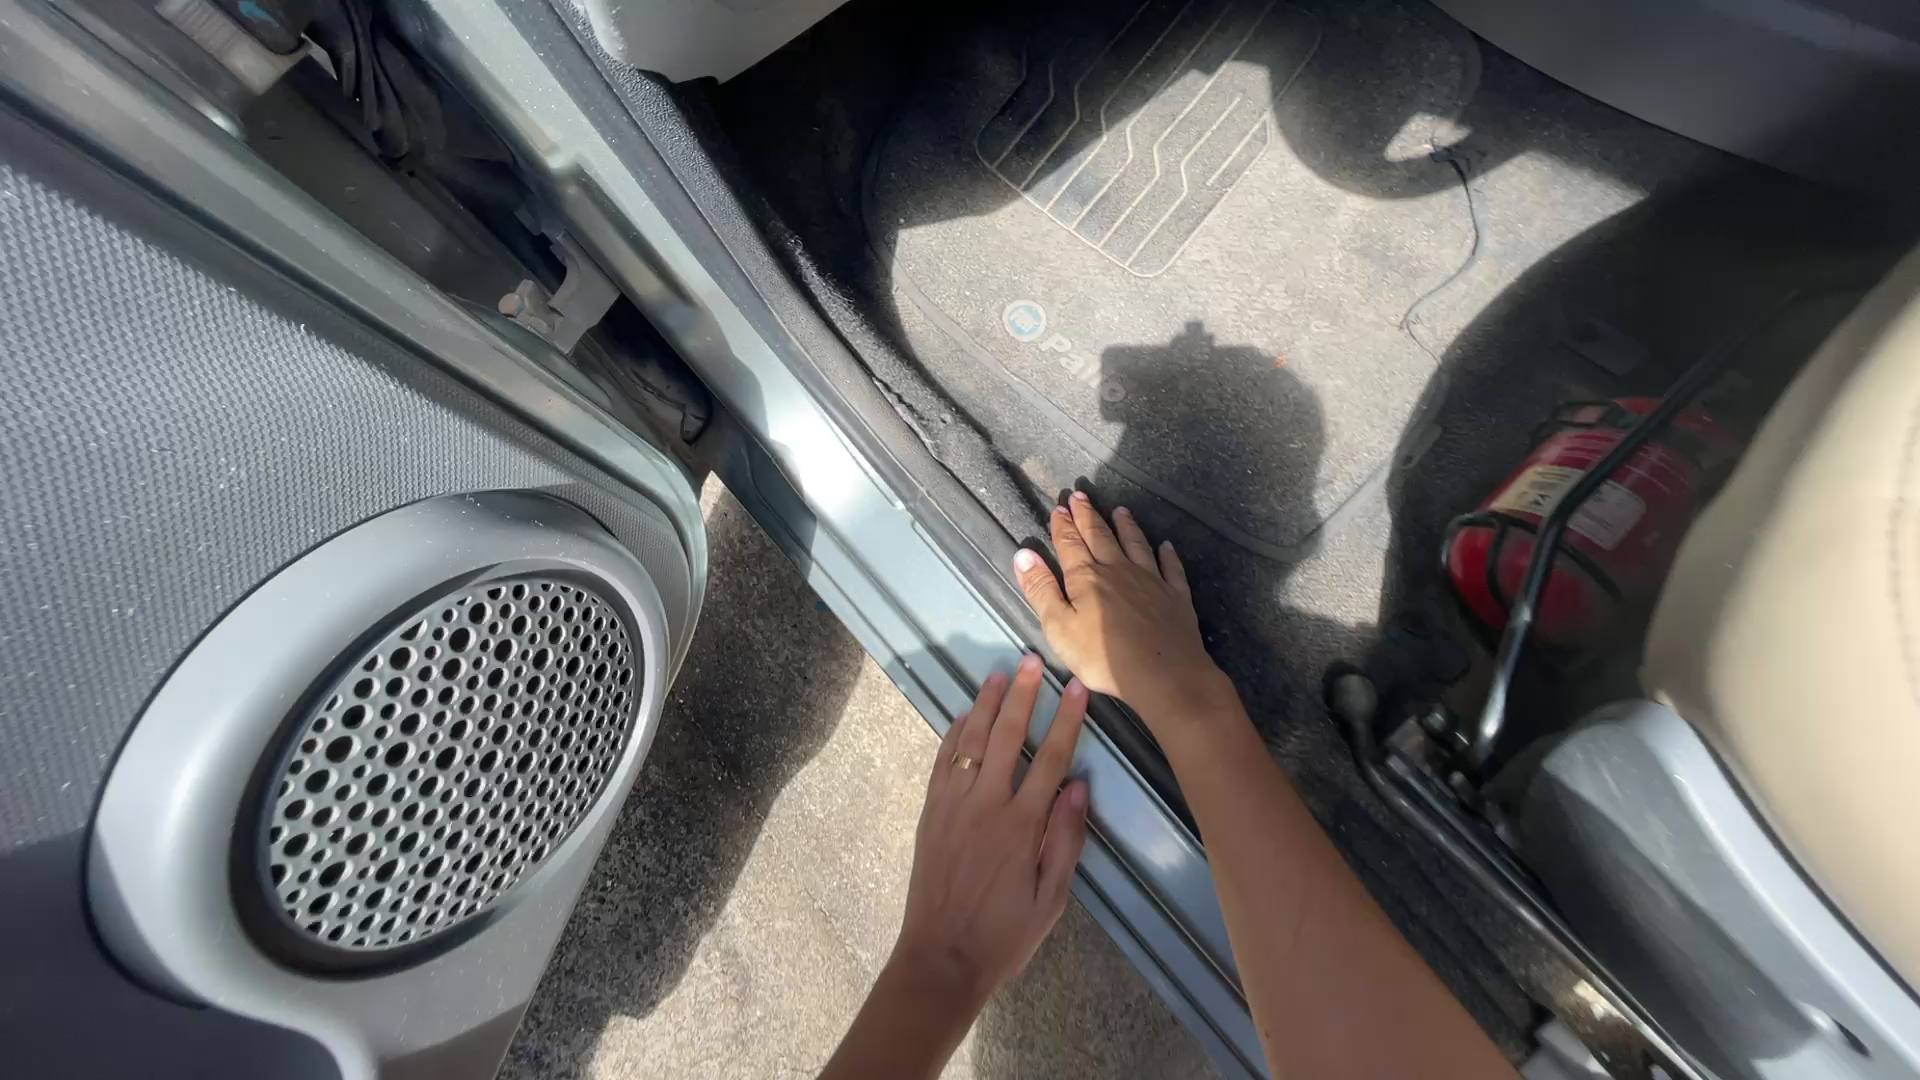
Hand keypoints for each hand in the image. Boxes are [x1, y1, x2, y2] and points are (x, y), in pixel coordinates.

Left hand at [891, 653, 1090, 1009]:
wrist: (940, 958)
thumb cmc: (1004, 934)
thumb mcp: (1051, 899)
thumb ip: (1066, 839)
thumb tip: (1079, 783)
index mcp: (1021, 825)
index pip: (1050, 758)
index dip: (1065, 719)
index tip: (1075, 688)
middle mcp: (986, 803)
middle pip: (1007, 735)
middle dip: (1023, 694)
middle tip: (1032, 660)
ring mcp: (952, 803)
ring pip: (972, 740)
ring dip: (987, 703)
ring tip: (1000, 673)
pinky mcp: (931, 809)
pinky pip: (943, 760)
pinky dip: (955, 732)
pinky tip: (965, 714)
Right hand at [1012, 492, 1229, 729]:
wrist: (1165, 674)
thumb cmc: (1103, 657)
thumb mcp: (1059, 628)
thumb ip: (1041, 590)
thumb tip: (1024, 554)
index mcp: (1087, 578)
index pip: (1070, 545)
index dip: (1063, 526)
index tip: (1059, 507)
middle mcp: (1119, 570)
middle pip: (1101, 536)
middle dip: (1088, 516)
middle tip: (1080, 496)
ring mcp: (1151, 580)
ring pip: (1136, 544)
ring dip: (1126, 526)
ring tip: (1120, 510)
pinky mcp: (1176, 596)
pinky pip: (1171, 568)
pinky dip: (1167, 555)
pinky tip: (1166, 546)